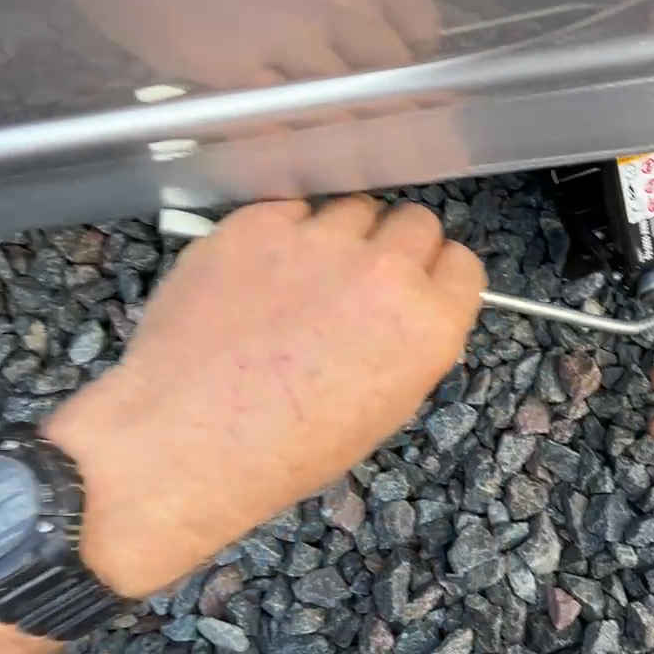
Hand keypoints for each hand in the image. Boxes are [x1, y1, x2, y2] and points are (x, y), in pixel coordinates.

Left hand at [45, 198, 483, 596]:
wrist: (189, 442)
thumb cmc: (292, 446)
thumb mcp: (390, 405)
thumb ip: (416, 341)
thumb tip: (413, 306)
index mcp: (429, 325)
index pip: (464, 264)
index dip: (440, 277)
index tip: (421, 285)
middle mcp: (385, 272)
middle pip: (418, 222)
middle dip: (399, 247)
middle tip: (367, 277)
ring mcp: (319, 242)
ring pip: (355, 208)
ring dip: (344, 235)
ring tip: (307, 276)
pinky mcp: (257, 225)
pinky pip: (292, 209)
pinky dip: (286, 233)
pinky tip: (263, 274)